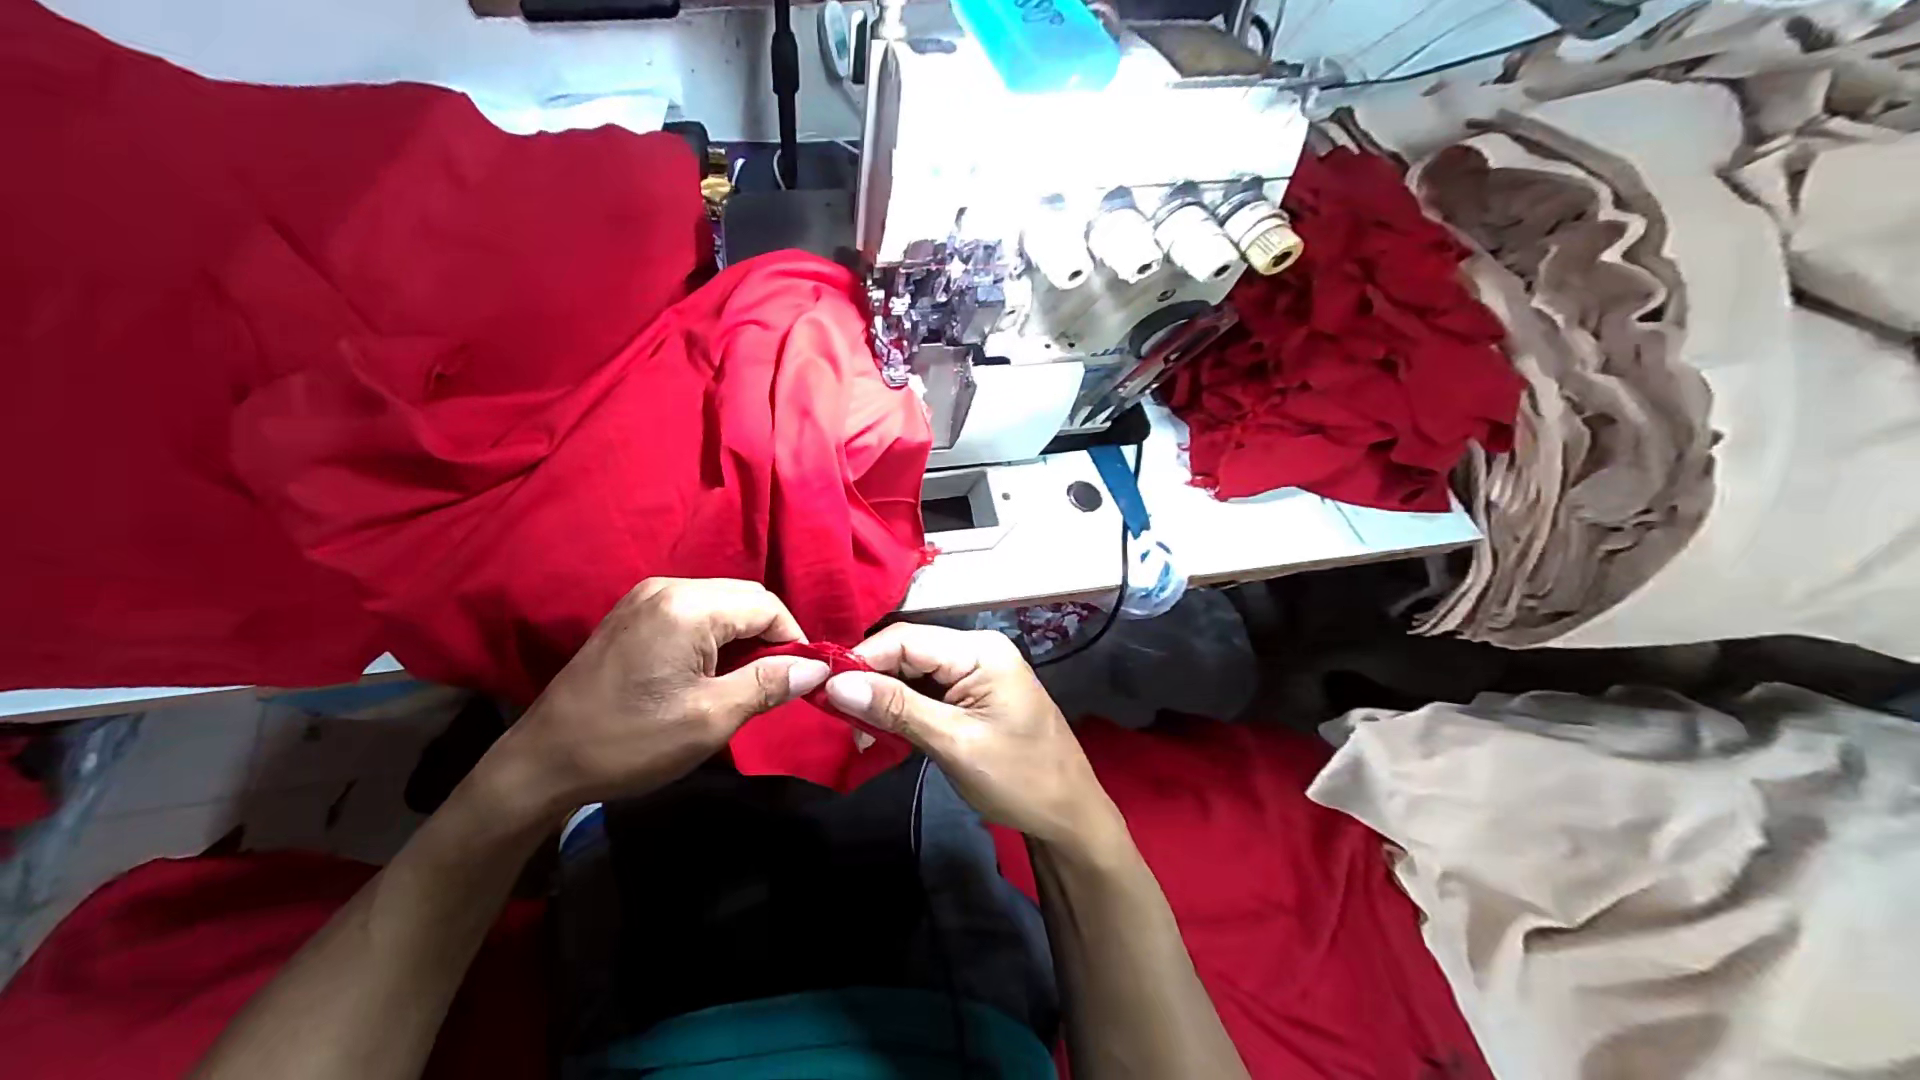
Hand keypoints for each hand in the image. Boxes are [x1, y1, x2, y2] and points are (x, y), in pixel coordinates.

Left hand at [482, 578, 830, 822]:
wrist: (541, 763)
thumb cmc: (630, 742)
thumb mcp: (710, 719)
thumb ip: (769, 685)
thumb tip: (817, 667)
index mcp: (687, 607)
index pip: (767, 606)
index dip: (794, 641)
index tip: (802, 680)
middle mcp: (667, 588)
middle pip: (746, 598)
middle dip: (770, 637)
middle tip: (775, 683)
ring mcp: (645, 597)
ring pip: (722, 603)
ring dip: (744, 637)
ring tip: (744, 681)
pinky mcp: (633, 614)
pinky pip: (694, 612)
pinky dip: (716, 636)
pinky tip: (711, 671)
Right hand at [824, 623, 1121, 848]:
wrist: (1067, 815)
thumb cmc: (1019, 778)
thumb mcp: (954, 743)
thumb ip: (896, 708)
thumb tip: (837, 684)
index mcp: (980, 650)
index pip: (906, 639)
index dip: (862, 660)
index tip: (823, 690)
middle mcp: (976, 650)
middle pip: (907, 653)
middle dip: (870, 682)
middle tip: (837, 719)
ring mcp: (975, 672)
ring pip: (912, 673)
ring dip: (883, 699)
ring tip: (859, 733)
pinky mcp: (971, 695)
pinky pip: (926, 692)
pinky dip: (901, 711)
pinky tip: (882, 733)